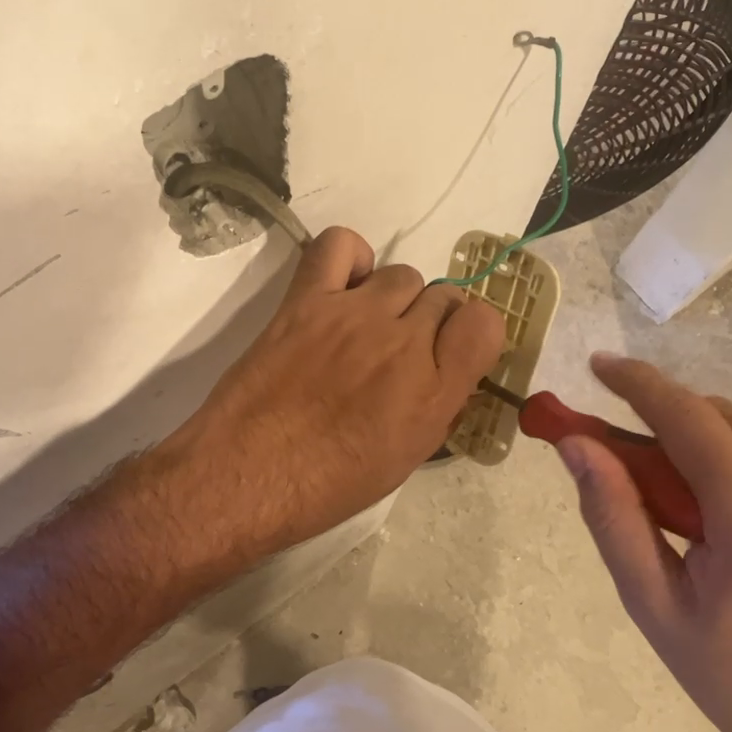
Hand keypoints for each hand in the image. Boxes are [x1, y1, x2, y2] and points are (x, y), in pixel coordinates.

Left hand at [158, 226, 503, 554]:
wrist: (247, 477)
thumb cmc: (327, 486)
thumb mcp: (403, 460)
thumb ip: (435, 408)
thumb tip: (445, 377)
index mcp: (435, 391)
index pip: (484, 323)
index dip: (469, 335)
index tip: (449, 354)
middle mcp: (404, 343)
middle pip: (442, 296)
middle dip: (429, 323)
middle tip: (396, 352)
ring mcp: (354, 315)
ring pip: (401, 275)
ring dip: (392, 299)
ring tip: (364, 328)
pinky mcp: (306, 300)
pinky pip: (340, 245)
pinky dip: (350, 257)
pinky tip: (342, 287)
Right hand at [557, 353, 731, 731]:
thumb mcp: (654, 604)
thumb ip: (613, 515)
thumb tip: (576, 445)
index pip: (689, 419)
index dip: (640, 385)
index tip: (602, 365)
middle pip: (731, 421)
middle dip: (677, 424)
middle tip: (639, 460)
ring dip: (723, 454)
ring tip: (702, 514)